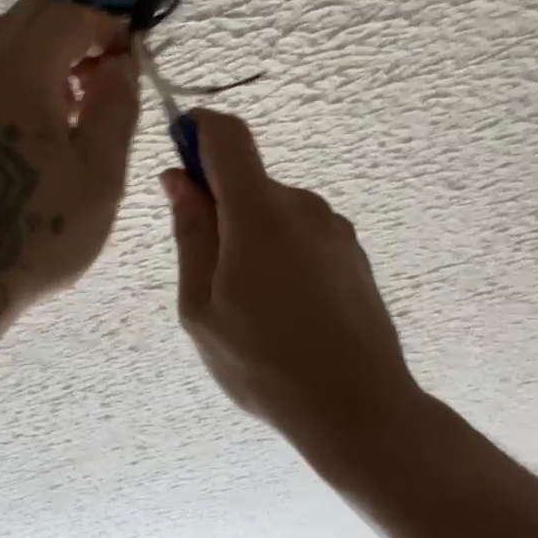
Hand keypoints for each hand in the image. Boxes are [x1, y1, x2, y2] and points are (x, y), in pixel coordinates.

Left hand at [0, 0, 139, 334]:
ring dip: (42, 47)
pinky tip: (35, 119)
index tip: (130, 56)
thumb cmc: (38, 231)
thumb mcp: (100, 173)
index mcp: (20, 73)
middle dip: (74, 29)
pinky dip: (14, 68)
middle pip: (29, 15)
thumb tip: (120, 62)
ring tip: (73, 97)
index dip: (106, 27)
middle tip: (104, 72)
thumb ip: (116, 105)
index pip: (68, 16)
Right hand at [161, 109, 421, 452]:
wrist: (359, 408)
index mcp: (260, 214)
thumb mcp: (201, 308)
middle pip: (249, 179)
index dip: (198, 129)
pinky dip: (281, 252)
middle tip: (209, 275)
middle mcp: (303, 206)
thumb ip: (190, 234)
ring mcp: (334, 227)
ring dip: (250, 235)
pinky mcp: (352, 251)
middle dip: (220, 206)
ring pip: (274, 210)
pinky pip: (301, 232)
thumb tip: (178, 180)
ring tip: (251, 305)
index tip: (179, 151)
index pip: (228, 135)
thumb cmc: (265, 364)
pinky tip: (285, 309)